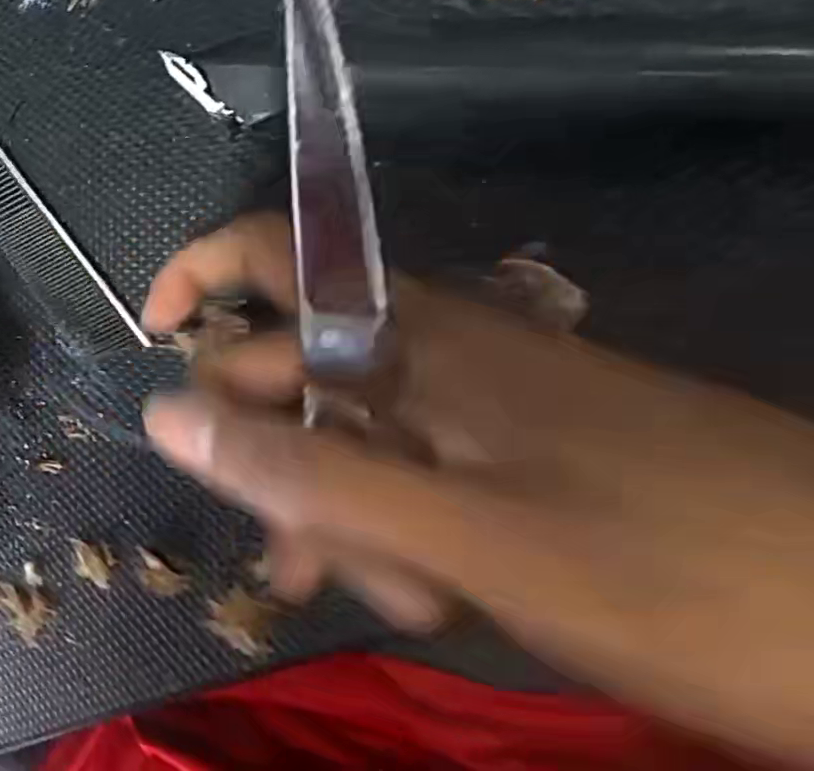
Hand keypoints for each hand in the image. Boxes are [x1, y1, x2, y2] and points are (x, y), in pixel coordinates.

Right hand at [143, 214, 813, 763]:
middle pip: (284, 364)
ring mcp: (467, 401)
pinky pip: (396, 465)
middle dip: (261, 447)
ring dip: (324, 502)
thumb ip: (302, 473)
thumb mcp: (467, 535)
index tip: (152, 334)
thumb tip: (164, 417)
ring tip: (369, 590)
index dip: (195, 274)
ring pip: (336, 426)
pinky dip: (379, 519)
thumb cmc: (691, 574)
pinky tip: (411, 588)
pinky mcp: (506, 452)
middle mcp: (425, 350)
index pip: (268, 254)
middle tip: (288, 545)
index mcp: (408, 335)